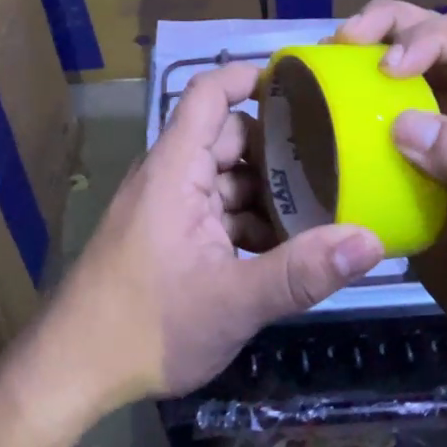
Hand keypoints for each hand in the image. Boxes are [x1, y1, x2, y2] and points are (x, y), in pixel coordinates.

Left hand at [49, 62, 385, 403]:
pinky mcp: (168, 236)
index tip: (303, 85)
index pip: (210, 94)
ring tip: (321, 211)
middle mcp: (170, 176)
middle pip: (229, 139)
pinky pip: (216, 212)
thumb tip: (371, 240)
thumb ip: (301, 272)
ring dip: (266, 193)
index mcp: (176, 168)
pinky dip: (248, 222)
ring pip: (226, 180)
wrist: (75, 368)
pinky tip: (282, 252)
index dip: (250, 77)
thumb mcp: (233, 300)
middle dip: (277, 151)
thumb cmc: (147, 324)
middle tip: (334, 164)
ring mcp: (168, 207)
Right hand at [335, 0, 446, 350]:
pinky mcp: (395, 173)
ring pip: (386, 76)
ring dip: (352, 62)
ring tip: (316, 69)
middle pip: (422, 35)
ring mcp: (423, 139)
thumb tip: (401, 124)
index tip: (388, 67)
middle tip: (341, 43)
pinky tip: (310, 127)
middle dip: (383, 25)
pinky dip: (336, 118)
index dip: (428, 34)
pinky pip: (361, 131)